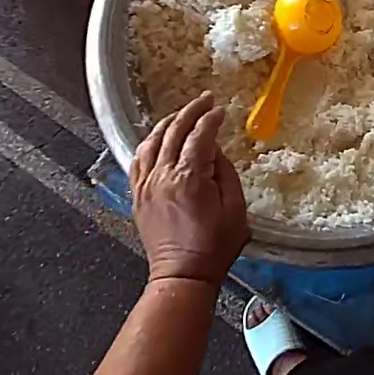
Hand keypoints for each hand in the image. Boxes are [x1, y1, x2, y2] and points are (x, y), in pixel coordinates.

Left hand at [129, 92, 248, 286]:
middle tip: (205, 99)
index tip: (221, 110)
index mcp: (190, 177)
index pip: (200, 136)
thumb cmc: (215, 244)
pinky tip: (157, 138)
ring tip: (182, 113)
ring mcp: (146, 186)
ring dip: (168, 123)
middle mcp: (163, 177)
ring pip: (152, 142)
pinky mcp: (138, 196)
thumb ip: (224, 171)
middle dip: (191, 111)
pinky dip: (148, 143)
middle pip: (174, 132)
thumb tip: (214, 151)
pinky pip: (138, 160)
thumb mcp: (235, 205)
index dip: (211, 119)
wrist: (183, 275)